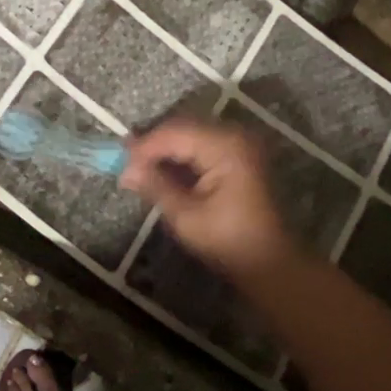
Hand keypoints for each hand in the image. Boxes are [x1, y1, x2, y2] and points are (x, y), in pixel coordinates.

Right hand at [120, 119, 296, 279]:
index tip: (120, 164)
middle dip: (152, 145)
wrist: (270, 262)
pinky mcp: (238, 154)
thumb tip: (126, 170)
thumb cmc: (229, 241)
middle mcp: (233, 135)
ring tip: (140, 166)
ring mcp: (238, 143)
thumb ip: (156, 186)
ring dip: (165, 148)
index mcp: (224, 146)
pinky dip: (181, 154)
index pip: (174, 133)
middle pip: (182, 128)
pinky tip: (163, 169)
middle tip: (126, 163)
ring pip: (190, 134)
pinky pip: (202, 144)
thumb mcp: (186, 216)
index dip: (144, 147)